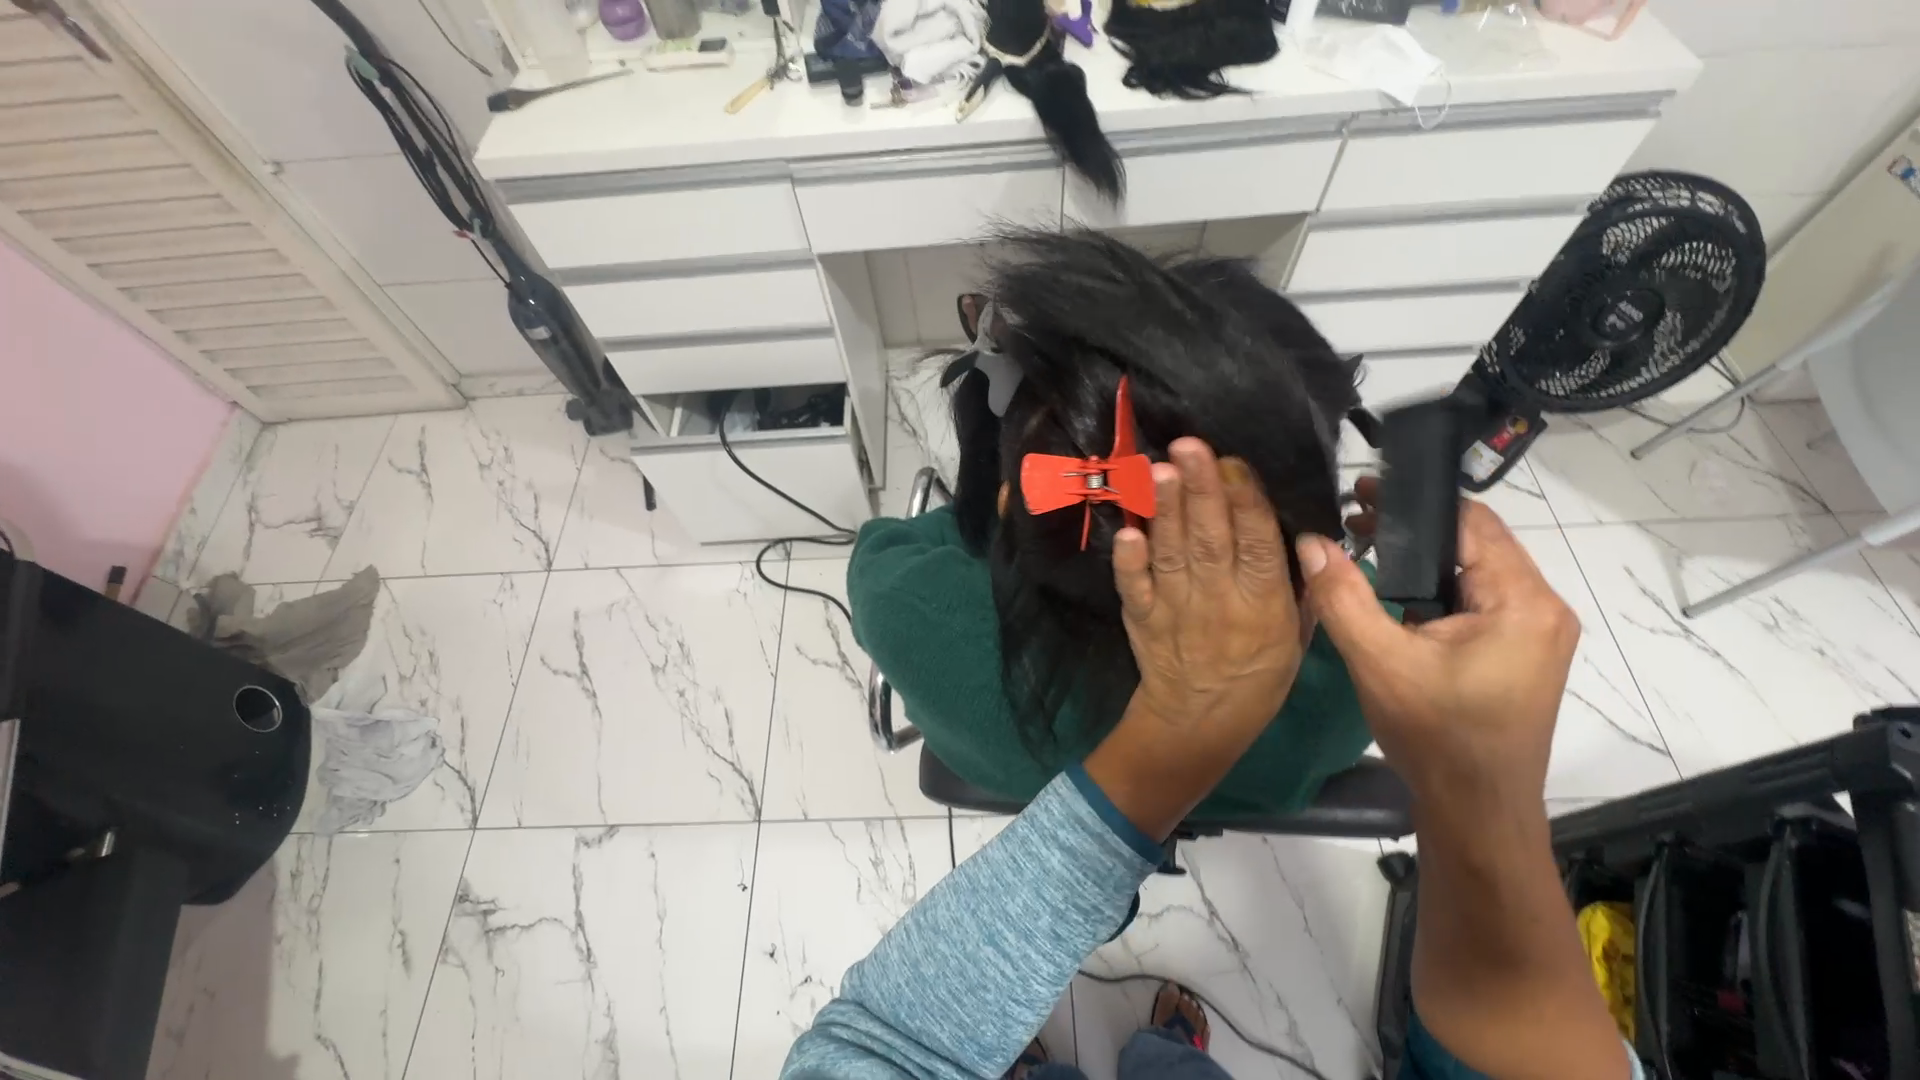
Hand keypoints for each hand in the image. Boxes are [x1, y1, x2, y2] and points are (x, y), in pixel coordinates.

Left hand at [1084, 438, 1306, 838]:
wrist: (1199, 720)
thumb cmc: (1257, 676)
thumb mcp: (1296, 639)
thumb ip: (1299, 588)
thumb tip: (1307, 538)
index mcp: (1262, 605)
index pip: (1257, 546)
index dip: (1247, 504)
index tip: (1236, 464)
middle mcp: (1218, 600)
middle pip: (1210, 539)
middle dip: (1200, 490)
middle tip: (1189, 445)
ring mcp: (1175, 608)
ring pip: (1171, 553)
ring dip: (1165, 510)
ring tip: (1160, 470)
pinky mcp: (1142, 616)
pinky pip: (1134, 586)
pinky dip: (1129, 560)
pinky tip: (1127, 531)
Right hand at [1298, 482, 1578, 814]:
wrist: (1476, 808)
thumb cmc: (1435, 734)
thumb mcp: (1378, 660)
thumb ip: (1343, 596)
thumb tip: (1310, 541)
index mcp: (1521, 602)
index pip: (1471, 522)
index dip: (1412, 504)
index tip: (1359, 494)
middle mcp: (1542, 608)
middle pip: (1476, 543)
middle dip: (1413, 531)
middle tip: (1352, 522)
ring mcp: (1537, 631)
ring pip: (1476, 571)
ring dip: (1423, 560)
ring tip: (1365, 551)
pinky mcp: (1522, 651)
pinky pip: (1479, 599)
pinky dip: (1437, 588)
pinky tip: (1396, 596)